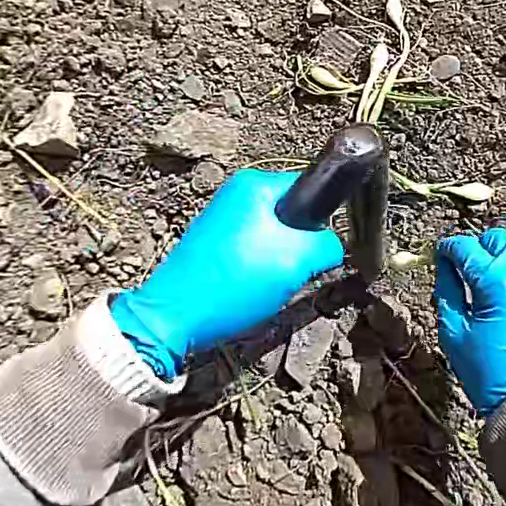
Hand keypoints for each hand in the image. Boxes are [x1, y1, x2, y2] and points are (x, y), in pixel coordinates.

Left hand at [112, 169, 343, 378]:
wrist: (173, 321)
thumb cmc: (235, 282)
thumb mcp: (299, 259)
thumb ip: (329, 244)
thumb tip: (332, 246)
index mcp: (254, 184)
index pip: (311, 189)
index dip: (322, 220)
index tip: (318, 247)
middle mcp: (236, 193)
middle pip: (294, 214)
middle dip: (301, 244)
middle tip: (295, 268)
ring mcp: (222, 218)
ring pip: (276, 235)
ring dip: (282, 259)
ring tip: (272, 281)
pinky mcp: (213, 244)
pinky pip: (255, 249)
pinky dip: (261, 268)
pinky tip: (253, 288)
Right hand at [435, 227, 505, 416]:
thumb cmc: (491, 377)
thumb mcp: (456, 335)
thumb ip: (448, 292)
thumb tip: (445, 266)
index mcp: (500, 282)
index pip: (468, 248)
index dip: (450, 248)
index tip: (442, 253)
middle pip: (500, 242)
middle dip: (481, 251)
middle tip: (469, 272)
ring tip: (497, 303)